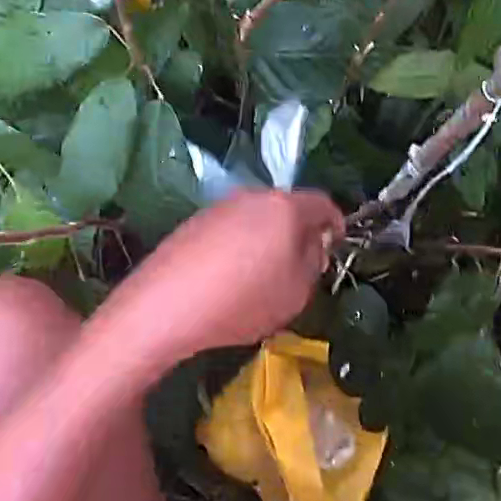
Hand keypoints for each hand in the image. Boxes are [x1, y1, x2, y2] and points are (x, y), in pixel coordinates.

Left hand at [104, 188, 343, 367]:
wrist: (165, 305)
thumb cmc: (242, 299)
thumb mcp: (296, 292)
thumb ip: (313, 262)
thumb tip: (311, 243)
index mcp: (286, 206)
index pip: (323, 203)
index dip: (335, 223)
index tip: (334, 246)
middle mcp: (255, 195)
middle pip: (289, 207)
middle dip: (300, 232)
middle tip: (301, 265)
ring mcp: (222, 205)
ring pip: (259, 217)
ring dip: (269, 238)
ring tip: (263, 275)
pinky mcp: (196, 221)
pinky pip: (232, 227)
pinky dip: (241, 245)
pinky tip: (230, 277)